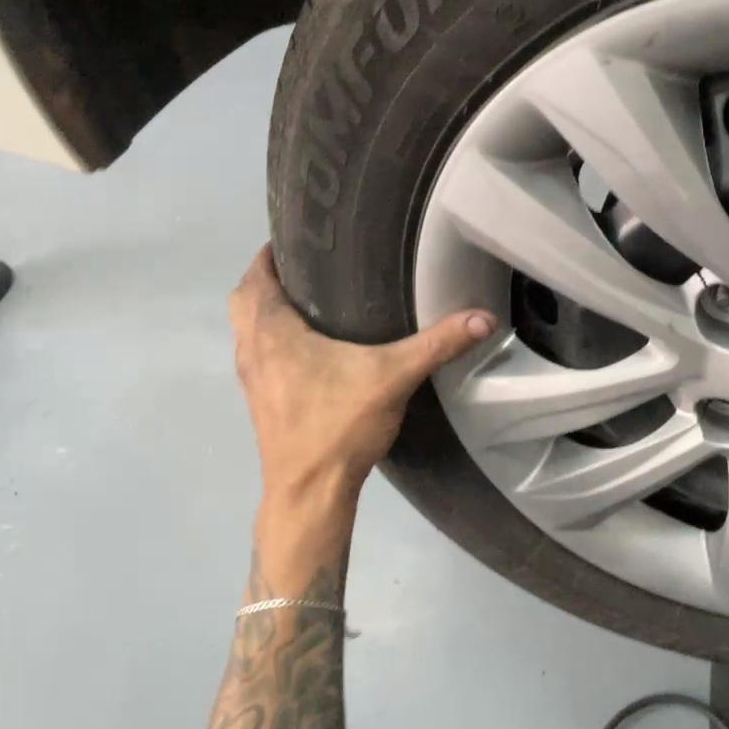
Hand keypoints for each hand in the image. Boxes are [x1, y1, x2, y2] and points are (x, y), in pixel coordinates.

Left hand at [228, 246, 494, 511]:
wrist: (309, 492)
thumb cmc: (338, 424)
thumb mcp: (394, 376)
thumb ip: (437, 344)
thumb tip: (484, 318)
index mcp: (272, 332)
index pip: (256, 277)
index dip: (271, 252)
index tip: (299, 235)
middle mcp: (253, 349)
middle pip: (244, 300)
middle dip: (267, 278)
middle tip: (307, 265)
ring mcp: (252, 379)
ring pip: (248, 329)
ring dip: (266, 310)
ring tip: (310, 299)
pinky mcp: (261, 401)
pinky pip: (258, 354)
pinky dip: (272, 338)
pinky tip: (309, 348)